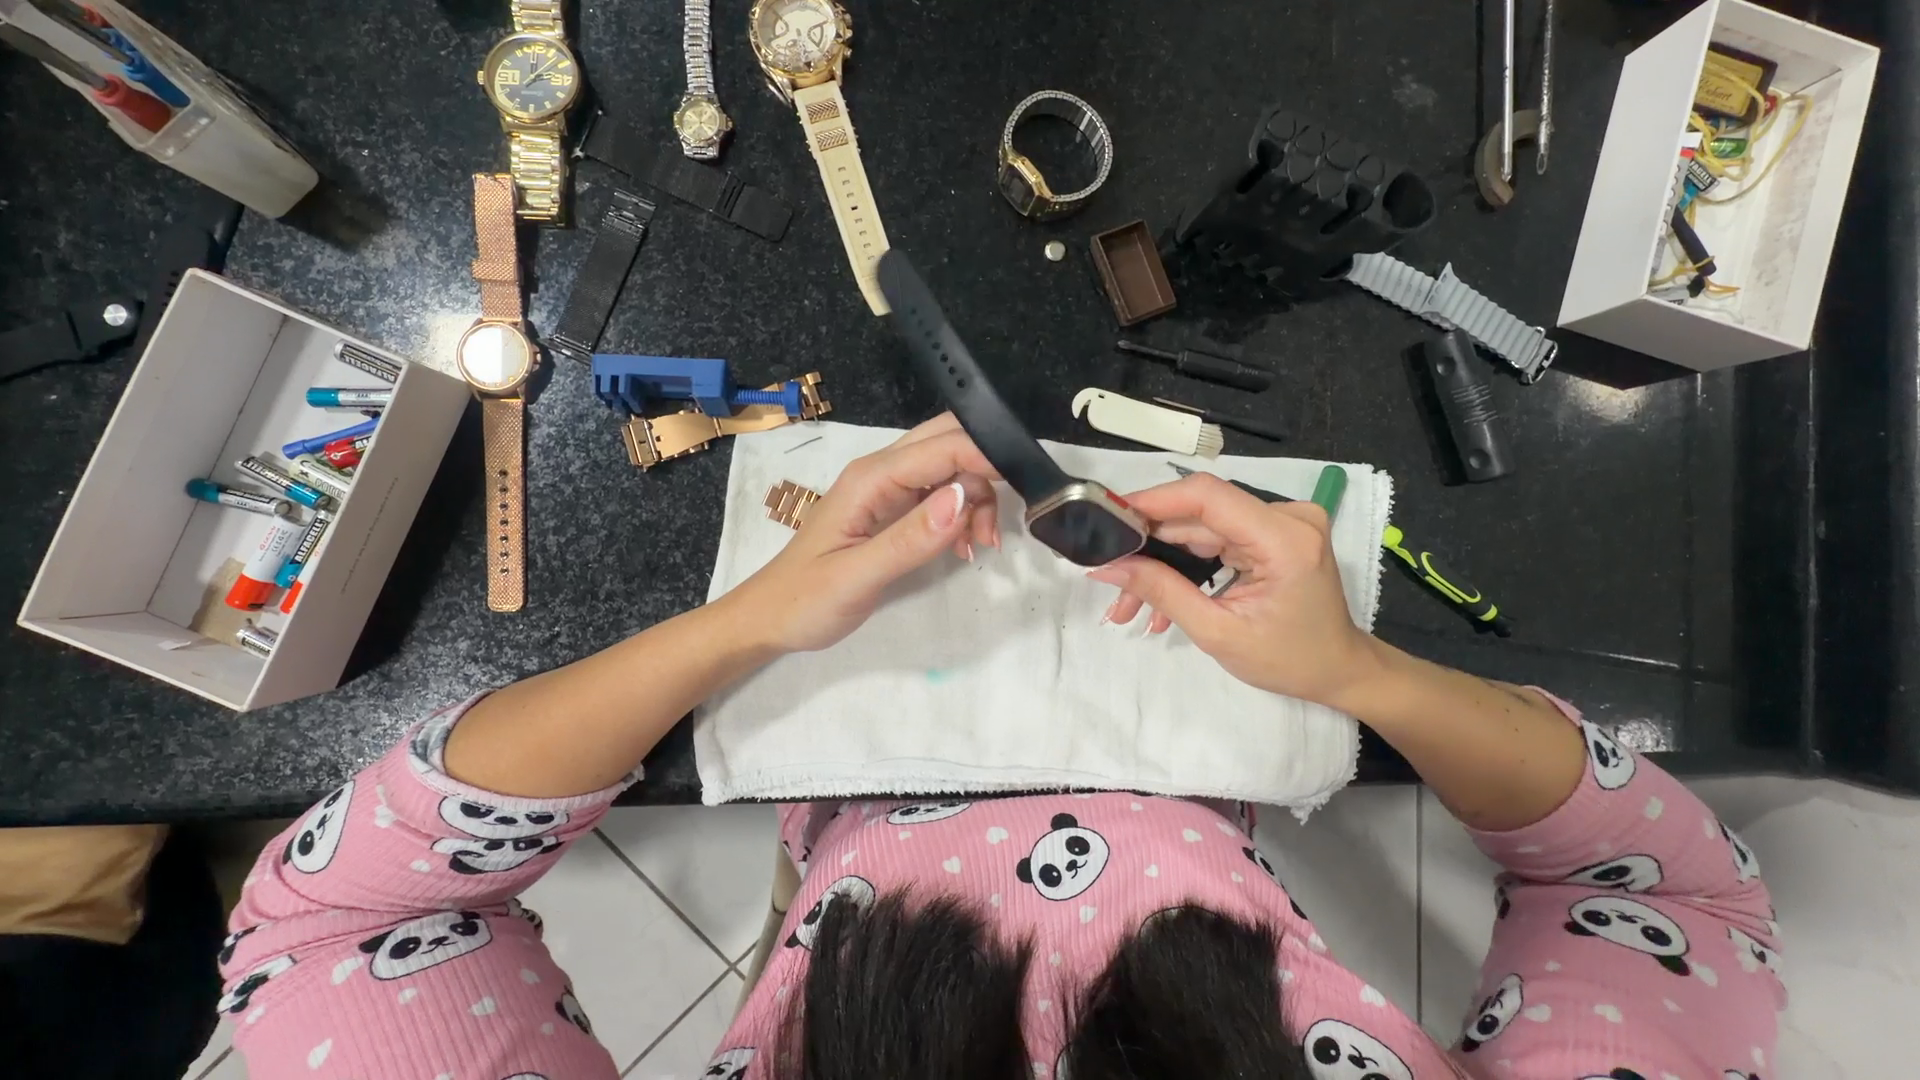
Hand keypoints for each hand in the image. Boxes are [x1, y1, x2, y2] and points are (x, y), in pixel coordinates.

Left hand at [721, 413, 1001, 652]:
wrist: (770, 619)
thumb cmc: (806, 600)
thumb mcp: (857, 577)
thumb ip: (910, 539)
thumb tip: (962, 497)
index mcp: (871, 478)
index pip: (942, 446)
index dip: (987, 458)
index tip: (1025, 489)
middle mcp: (882, 473)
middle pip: (949, 441)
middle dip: (986, 471)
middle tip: (1000, 522)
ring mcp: (889, 490)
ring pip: (952, 467)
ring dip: (978, 498)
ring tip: (980, 547)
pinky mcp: (895, 510)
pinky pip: (942, 495)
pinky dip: (965, 514)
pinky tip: (964, 549)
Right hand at [1088, 473, 1380, 705]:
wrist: (1338, 669)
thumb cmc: (1288, 660)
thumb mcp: (1218, 633)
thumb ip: (1162, 593)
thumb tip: (1106, 567)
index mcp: (1284, 539)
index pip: (1207, 496)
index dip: (1153, 500)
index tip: (1108, 517)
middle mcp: (1286, 517)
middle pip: (1198, 514)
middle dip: (1148, 546)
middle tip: (1107, 577)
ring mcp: (1280, 521)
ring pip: (1199, 527)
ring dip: (1161, 560)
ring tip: (1128, 603)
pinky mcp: (1270, 531)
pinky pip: (1213, 537)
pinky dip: (1183, 563)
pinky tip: (1158, 594)